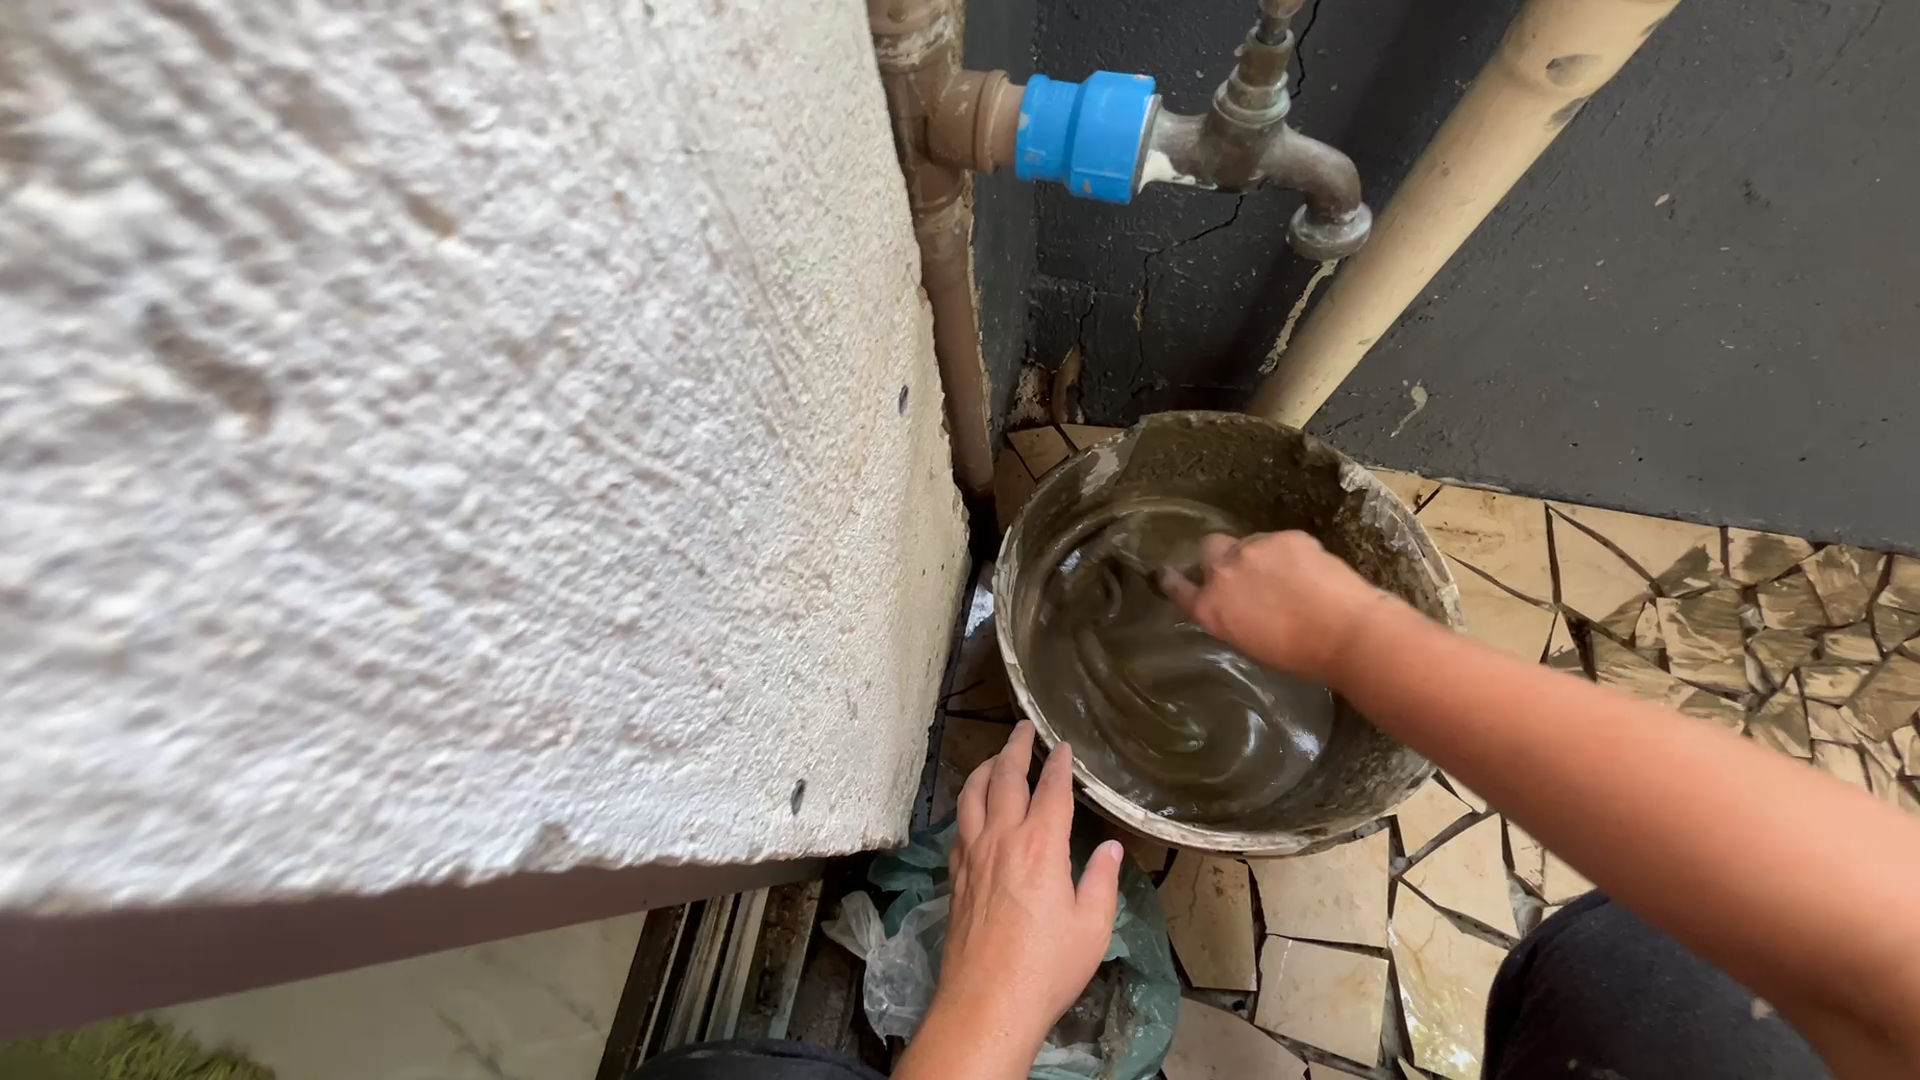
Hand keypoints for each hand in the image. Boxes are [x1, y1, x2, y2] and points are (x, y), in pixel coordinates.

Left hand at [915, 720, 1122, 1067]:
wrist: (987, 1001)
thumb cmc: (1047, 966)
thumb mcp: (1092, 927)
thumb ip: (1101, 880)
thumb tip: (1110, 848)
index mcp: (1041, 845)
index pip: (1051, 789)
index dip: (1058, 762)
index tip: (1062, 744)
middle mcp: (1002, 837)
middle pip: (1004, 776)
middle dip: (1015, 746)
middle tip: (1022, 727)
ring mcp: (972, 853)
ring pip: (972, 793)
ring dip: (984, 766)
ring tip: (994, 756)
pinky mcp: (955, 872)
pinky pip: (959, 823)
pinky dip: (968, 802)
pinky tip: (973, 807)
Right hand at [1159, 530, 1386, 681]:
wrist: (1346, 633)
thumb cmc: (1298, 654)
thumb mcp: (1247, 641)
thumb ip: (1229, 615)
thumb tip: (1234, 603)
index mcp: (1210, 608)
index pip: (1176, 587)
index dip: (1171, 579)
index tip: (1166, 573)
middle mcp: (1223, 573)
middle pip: (1207, 548)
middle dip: (1219, 556)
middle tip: (1243, 572)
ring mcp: (1253, 549)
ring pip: (1247, 542)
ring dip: (1258, 555)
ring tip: (1286, 576)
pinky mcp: (1286, 536)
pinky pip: (1279, 541)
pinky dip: (1289, 553)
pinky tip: (1309, 572)